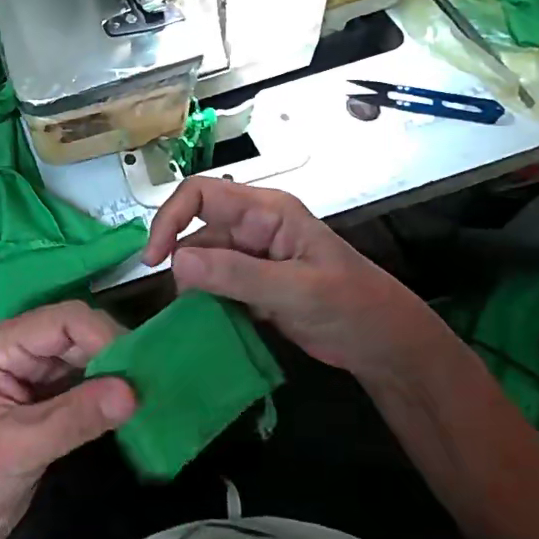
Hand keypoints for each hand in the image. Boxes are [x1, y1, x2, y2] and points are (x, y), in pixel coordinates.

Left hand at [0, 302, 134, 538]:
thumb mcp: (21, 449)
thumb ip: (75, 418)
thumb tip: (133, 392)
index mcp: (2, 343)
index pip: (64, 320)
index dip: (102, 335)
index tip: (135, 367)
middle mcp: (23, 345)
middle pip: (81, 330)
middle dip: (115, 351)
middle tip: (149, 379)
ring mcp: (39, 367)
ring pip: (91, 351)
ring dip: (118, 368)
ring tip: (148, 389)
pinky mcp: (55, 391)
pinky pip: (92, 375)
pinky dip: (112, 386)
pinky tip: (132, 400)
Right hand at [144, 177, 450, 383]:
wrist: (384, 344)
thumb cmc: (352, 305)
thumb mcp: (296, 289)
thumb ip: (237, 274)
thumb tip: (177, 261)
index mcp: (267, 212)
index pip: (203, 194)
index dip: (171, 218)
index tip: (154, 259)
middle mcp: (255, 228)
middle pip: (198, 231)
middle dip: (184, 263)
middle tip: (187, 306)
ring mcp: (255, 258)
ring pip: (204, 262)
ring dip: (195, 288)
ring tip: (198, 320)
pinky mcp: (255, 286)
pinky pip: (217, 286)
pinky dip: (208, 303)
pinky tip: (210, 326)